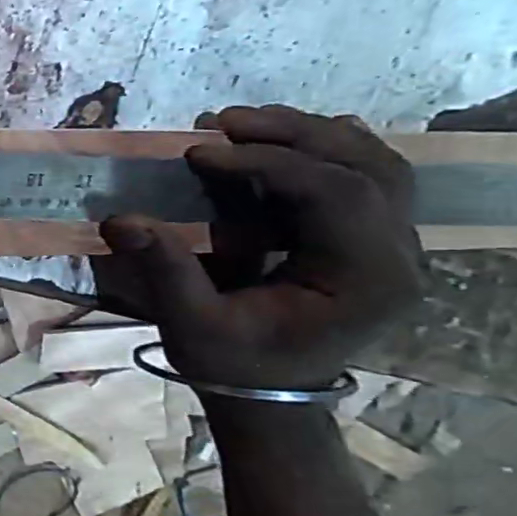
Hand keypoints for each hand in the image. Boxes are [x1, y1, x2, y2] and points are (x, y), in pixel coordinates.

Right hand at [94, 105, 423, 390]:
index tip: (198, 151)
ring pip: (376, 164)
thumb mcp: (192, 324)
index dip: (268, 162)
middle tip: (222, 121)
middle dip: (292, 134)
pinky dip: (325, 149)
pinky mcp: (372, 239)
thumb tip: (120, 220)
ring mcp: (393, 246)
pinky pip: (368, 177)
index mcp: (364, 279)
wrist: (271, 394)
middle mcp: (396, 256)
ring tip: (243, 123)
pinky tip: (285, 139)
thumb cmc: (234, 363)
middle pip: (367, 167)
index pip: (336, 193)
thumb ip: (165, 270)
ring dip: (310, 134)